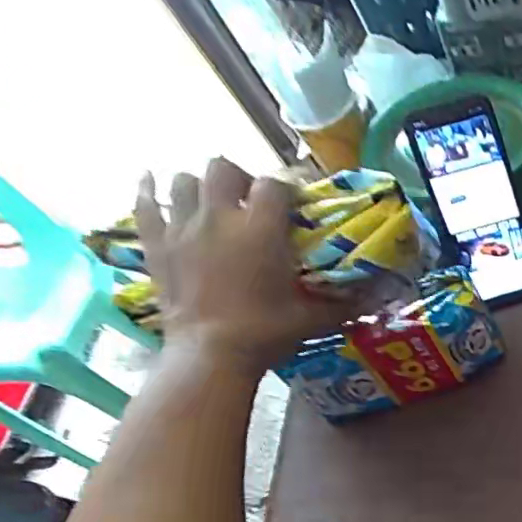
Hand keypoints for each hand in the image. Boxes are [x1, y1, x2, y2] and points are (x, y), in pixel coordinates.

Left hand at [133, 158, 353, 372]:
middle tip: (248, 202)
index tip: (292, 205)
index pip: (274, 184)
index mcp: (261, 229)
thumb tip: (376, 297)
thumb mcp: (312, 320)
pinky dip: (150, 191)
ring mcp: (182, 226)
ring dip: (198, 185)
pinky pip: (145, 201)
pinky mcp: (156, 244)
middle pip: (222, 166)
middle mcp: (220, 216)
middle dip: (237, 178)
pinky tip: (153, 186)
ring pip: (182, 177)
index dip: (285, 189)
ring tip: (210, 205)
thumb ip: (342, 303)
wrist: (210, 355)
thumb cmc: (265, 334)